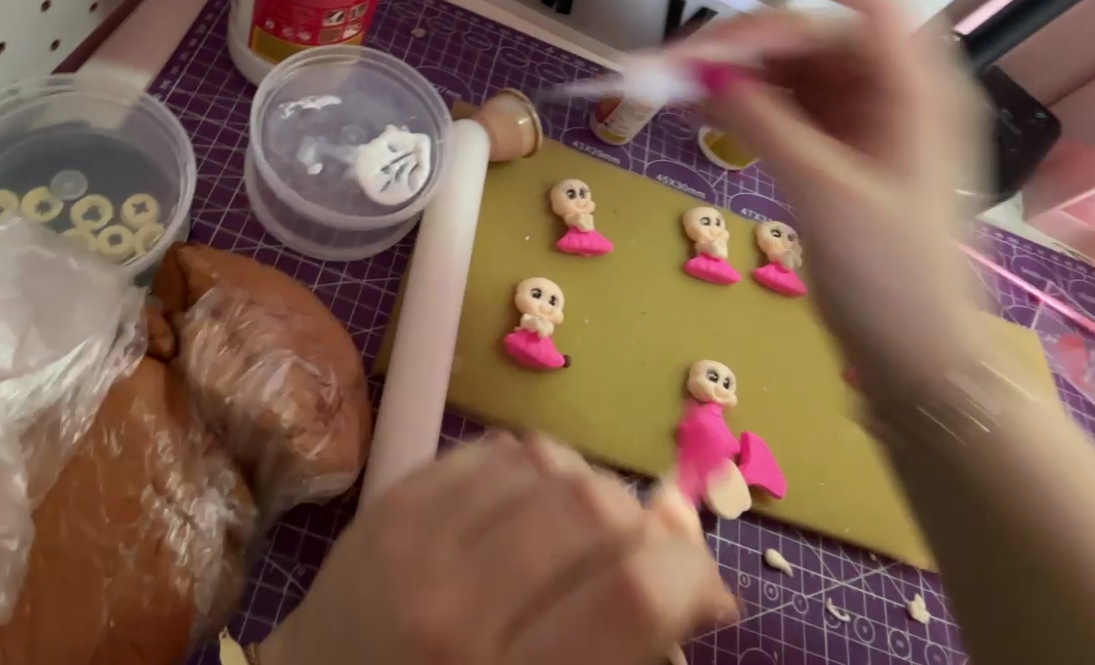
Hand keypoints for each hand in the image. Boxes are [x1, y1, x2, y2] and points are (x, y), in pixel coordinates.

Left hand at [259, 432, 733, 664]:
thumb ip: (622, 645)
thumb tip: (698, 567)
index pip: (630, 596)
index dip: (689, 574)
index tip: (703, 587)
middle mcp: (455, 603)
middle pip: (590, 508)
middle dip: (638, 526)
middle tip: (637, 558)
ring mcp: (413, 537)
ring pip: (544, 463)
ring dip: (585, 490)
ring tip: (578, 534)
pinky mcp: (392, 497)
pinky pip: (492, 449)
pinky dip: (532, 470)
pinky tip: (528, 507)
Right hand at [691, 0, 992, 392]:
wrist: (915, 354)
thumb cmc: (888, 275)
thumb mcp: (822, 192)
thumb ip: (763, 121)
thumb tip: (703, 71)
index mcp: (915, 86)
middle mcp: (892, 87)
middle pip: (808, 33)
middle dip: (735, 45)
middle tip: (662, 70)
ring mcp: (863, 117)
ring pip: (787, 68)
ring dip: (729, 74)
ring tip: (665, 91)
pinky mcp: (837, 145)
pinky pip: (782, 104)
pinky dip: (739, 103)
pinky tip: (695, 111)